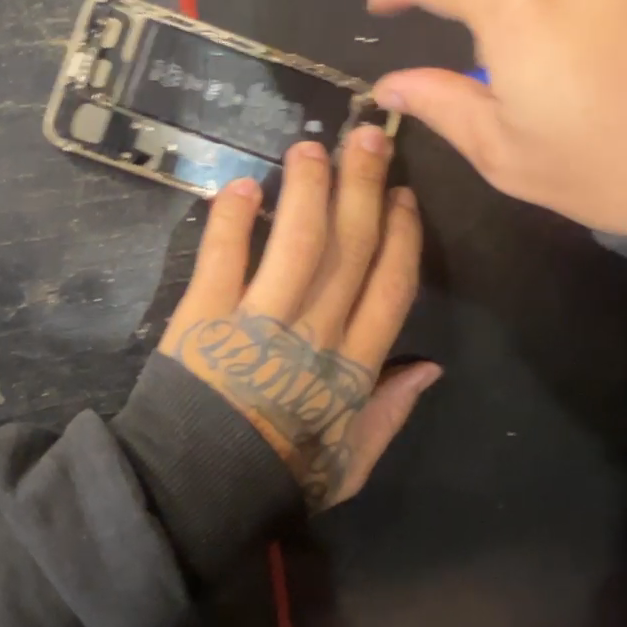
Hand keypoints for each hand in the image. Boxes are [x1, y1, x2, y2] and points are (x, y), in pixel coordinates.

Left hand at [159, 127, 439, 509]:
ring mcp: (257, 321)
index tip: (405, 196)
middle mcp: (313, 334)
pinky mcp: (203, 315)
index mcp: (353, 368)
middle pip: (349, 249)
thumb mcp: (349, 461)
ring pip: (295, 243)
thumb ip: (390, 413)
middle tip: (366, 137)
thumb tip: (430, 366)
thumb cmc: (275, 474)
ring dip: (305, 190)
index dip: (401, 235)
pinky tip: (243, 185)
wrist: (195, 489)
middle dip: (362, 188)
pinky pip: (222, 256)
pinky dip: (231, 218)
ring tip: (310, 149)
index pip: (390, 287)